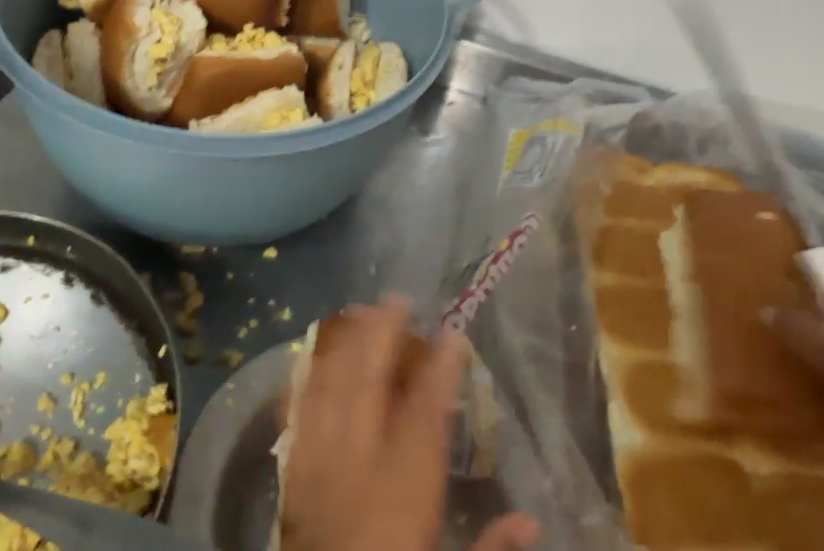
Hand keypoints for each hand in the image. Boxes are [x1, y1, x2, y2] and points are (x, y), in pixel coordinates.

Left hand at [280, 296, 538, 550]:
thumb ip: (489, 550)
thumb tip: (531, 523)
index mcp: (402, 492)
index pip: (425, 416)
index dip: (441, 369)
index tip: (454, 334)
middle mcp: (356, 467)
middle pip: (367, 384)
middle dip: (382, 335)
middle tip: (398, 298)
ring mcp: (318, 467)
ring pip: (329, 389)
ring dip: (344, 345)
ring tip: (359, 311)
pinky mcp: (292, 478)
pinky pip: (296, 416)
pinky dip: (303, 380)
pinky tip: (308, 357)